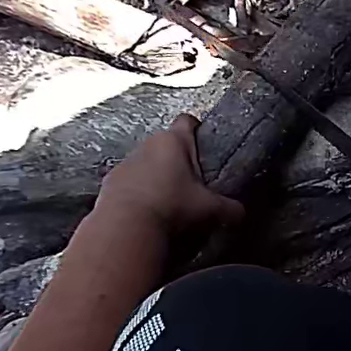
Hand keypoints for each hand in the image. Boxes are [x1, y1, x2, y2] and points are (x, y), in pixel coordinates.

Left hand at [94, 115, 244, 243]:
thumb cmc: (172, 208)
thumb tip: (241, 213)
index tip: (206, 146)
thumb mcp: (211, 210)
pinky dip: (139, 193)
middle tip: (193, 185)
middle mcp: (146, 144)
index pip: (188, 121)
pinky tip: (148, 213)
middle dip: (180, 161)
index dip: (199, 130)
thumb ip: (230, 208)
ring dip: (157, 177)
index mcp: (173, 141)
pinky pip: (130, 182)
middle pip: (167, 145)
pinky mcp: (109, 183)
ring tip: (169, 203)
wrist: (125, 229)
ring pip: (147, 164)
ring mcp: (125, 163)